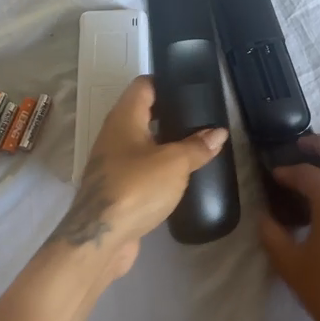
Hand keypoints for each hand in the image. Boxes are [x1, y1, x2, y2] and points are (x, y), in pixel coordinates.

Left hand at [46, 77, 225, 271]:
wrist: (101, 238)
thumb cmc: (136, 187)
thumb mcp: (174, 163)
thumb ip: (197, 146)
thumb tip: (218, 133)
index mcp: (124, 118)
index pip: (144, 85)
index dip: (166, 82)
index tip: (191, 86)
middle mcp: (114, 134)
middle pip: (143, 113)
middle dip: (170, 113)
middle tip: (201, 116)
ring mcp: (113, 162)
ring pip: (142, 141)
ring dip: (166, 141)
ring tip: (196, 143)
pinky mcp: (117, 187)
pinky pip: (141, 166)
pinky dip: (159, 165)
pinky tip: (180, 174)